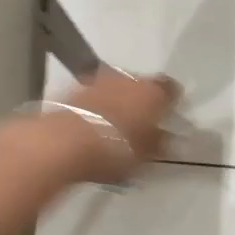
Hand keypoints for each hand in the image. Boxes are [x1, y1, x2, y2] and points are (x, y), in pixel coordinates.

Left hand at [57, 67, 180, 181]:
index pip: (171, 89)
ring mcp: (98, 80)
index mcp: (154, 92)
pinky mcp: (73, 89)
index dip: (171, 103)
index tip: (168, 116)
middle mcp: (128, 78)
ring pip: (115, 87)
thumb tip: (166, 138)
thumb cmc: (114, 150)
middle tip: (141, 122)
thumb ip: (160, 143)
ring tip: (113, 125)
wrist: (63, 144)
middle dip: (141, 100)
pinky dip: (95, 106)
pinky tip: (91, 125)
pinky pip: (92, 96)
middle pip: (141, 84)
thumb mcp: (146, 155)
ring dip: (116, 100)